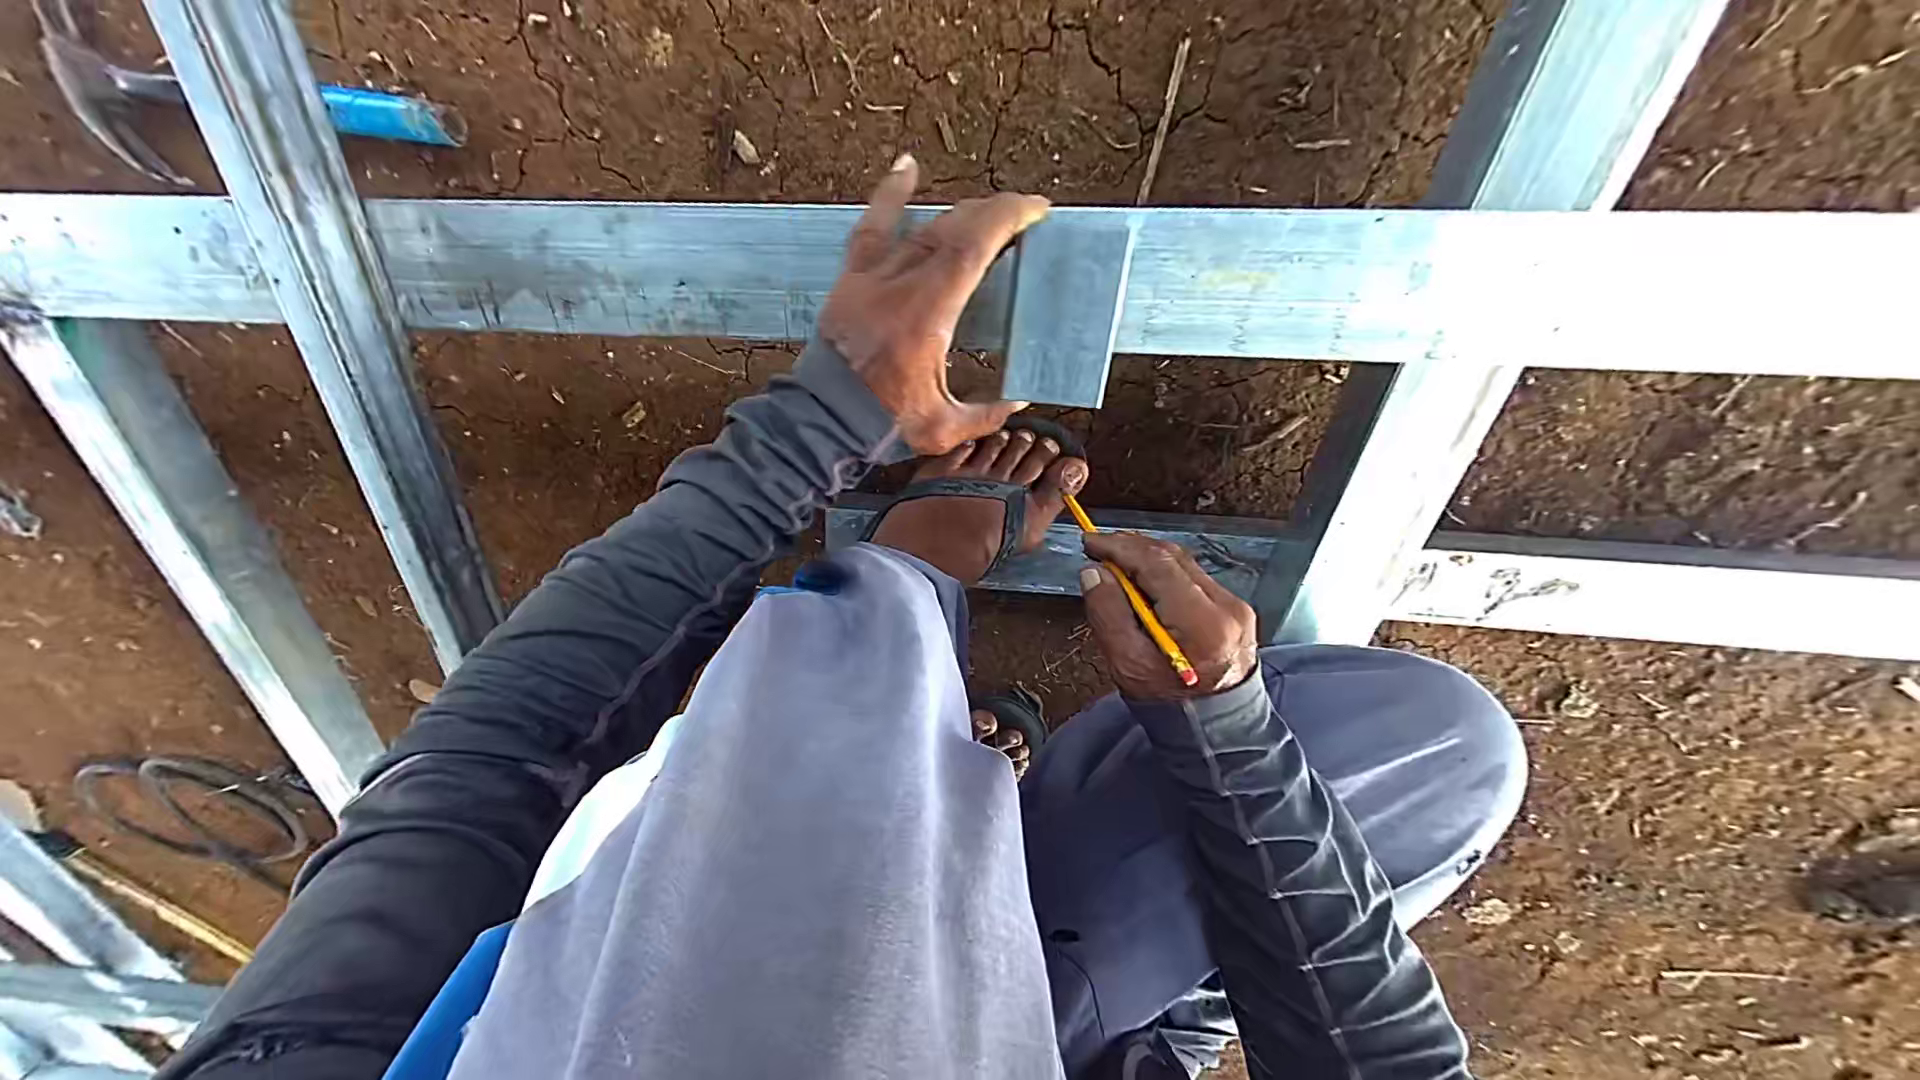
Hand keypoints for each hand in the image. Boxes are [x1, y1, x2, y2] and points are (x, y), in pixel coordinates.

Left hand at [819, 154, 1050, 453]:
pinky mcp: (852, 281)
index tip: (1035, 208)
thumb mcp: (943, 428)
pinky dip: (890, 196)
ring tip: (985, 210)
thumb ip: (986, 414)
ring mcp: (872, 278)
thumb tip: (1018, 401)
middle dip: (993, 214)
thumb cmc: (880, 423)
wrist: (820, 420)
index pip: (973, 248)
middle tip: (1021, 218)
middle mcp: (900, 285)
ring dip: (959, 214)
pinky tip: (908, 168)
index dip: (1007, 218)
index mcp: (928, 315)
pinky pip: (871, 228)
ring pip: (921, 227)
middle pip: (952, 230)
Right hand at [1080, 532, 1258, 700]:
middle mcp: (1226, 608)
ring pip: (1183, 562)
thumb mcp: (1126, 664)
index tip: (1091, 542)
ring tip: (1116, 560)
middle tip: (1098, 548)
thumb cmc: (1168, 701)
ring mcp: (1235, 606)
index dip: (1120, 548)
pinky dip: (1164, 571)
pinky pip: (1193, 576)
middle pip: (1172, 557)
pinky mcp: (1234, 607)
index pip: (1157, 565)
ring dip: (1147, 557)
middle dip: (1131, 547)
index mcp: (1201, 625)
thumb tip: (1094, 573)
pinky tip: (1142, 578)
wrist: (1215, 726)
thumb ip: (1108, 614)